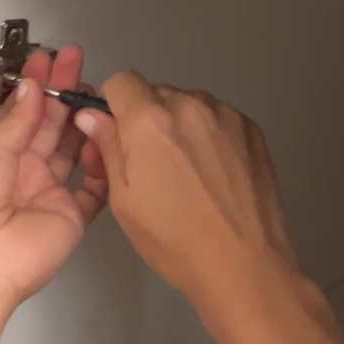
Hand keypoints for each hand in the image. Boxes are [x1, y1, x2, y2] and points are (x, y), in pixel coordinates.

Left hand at [0, 46, 108, 311]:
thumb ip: (15, 118)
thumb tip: (29, 88)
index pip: (22, 112)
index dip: (37, 84)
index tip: (48, 59)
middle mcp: (21, 173)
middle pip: (50, 124)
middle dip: (63, 91)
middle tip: (75, 61)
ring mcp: (46, 194)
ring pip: (73, 149)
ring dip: (84, 120)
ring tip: (94, 92)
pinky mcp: (70, 216)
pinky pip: (95, 187)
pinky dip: (103, 164)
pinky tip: (105, 138)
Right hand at [72, 71, 298, 317]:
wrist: (243, 263)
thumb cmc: (173, 238)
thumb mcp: (124, 199)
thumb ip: (108, 147)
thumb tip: (91, 114)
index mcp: (150, 118)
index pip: (121, 80)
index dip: (113, 103)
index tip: (117, 133)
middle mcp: (188, 103)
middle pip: (156, 93)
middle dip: (148, 118)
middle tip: (153, 163)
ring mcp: (225, 113)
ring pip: (190, 104)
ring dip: (182, 124)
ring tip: (191, 171)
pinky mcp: (252, 127)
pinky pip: (219, 117)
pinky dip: (211, 134)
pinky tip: (217, 172)